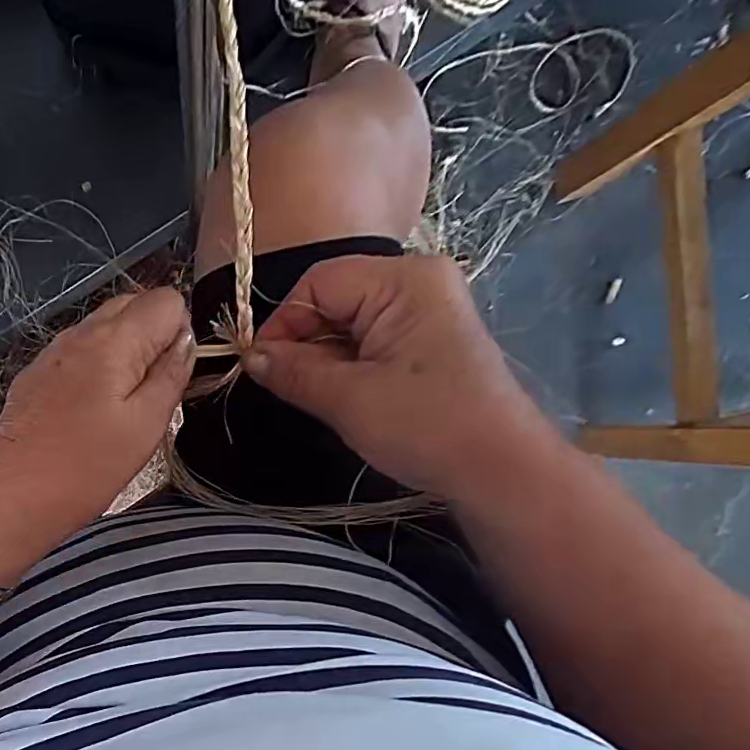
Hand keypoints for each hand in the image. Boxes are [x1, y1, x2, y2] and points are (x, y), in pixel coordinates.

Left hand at [0, 288, 194, 583]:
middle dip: (153, 337)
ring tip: (119, 407)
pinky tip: (88, 411)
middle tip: (149, 392)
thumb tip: (186, 340)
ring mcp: (53, 351)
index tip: (171, 375)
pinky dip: (95, 368)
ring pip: (104, 328)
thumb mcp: (145, 426)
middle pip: (132, 304)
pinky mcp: (36, 373)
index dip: (179, 333)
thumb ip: (171, 375)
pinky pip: (78, 352)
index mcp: (113, 340)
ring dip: (124, 354)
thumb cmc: (84, 468)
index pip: (165, 299)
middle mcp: (80, 332)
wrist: (11, 496)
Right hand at [243, 254, 568, 499]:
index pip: (319, 282)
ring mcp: (424, 312)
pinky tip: (340, 396)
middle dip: (302, 341)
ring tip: (314, 396)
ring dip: (321, 358)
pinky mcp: (424, 342)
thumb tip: (251, 357)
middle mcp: (416, 283)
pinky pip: (367, 341)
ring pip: (347, 323)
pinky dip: (344, 366)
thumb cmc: (426, 426)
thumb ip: (294, 372)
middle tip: (284, 386)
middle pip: (333, 298)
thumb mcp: (349, 399)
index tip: (260, 366)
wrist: (498, 469)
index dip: (283, 321)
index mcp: (403, 280)